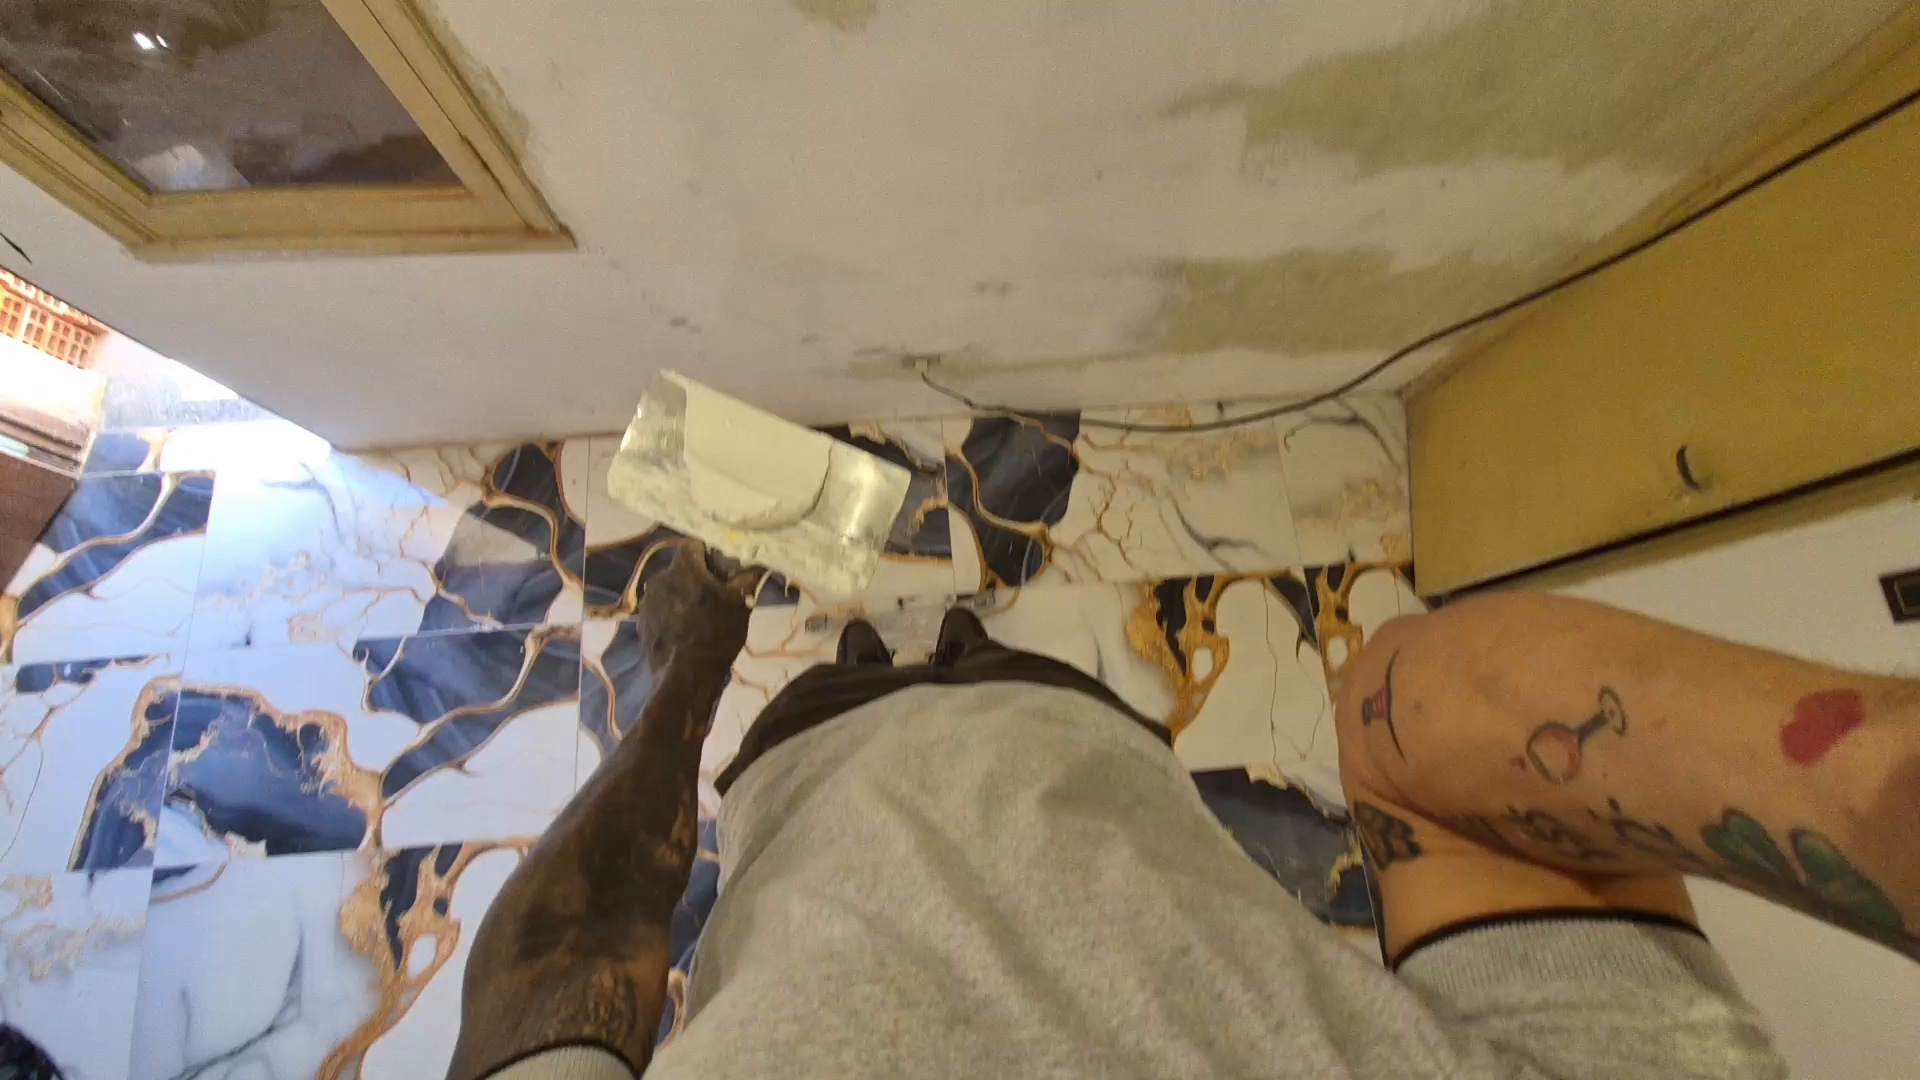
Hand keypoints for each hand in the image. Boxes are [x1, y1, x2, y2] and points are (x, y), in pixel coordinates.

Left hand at [636, 540, 758, 658]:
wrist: (687, 675)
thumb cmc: (716, 631)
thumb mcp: (740, 603)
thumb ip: (745, 578)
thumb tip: (755, 563)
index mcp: (682, 568)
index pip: (693, 546)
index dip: (709, 554)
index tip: (722, 569)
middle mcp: (658, 579)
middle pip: (680, 569)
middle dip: (696, 577)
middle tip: (716, 594)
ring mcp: (646, 603)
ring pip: (669, 590)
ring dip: (683, 596)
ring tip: (700, 615)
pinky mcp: (641, 624)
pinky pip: (661, 610)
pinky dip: (672, 614)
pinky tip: (686, 630)